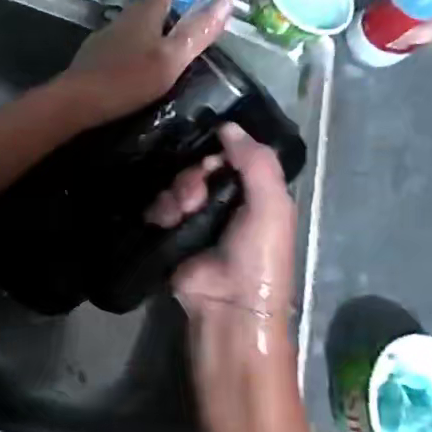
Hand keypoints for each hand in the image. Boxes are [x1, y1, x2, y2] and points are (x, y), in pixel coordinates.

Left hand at [55, 0, 233, 123]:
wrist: (78, 100)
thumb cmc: (129, 79)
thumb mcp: (172, 58)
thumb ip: (198, 32)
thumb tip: (226, 2)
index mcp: (145, 14)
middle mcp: (123, 18)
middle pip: (147, 5)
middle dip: (164, 6)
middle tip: (182, 13)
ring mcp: (105, 36)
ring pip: (131, 24)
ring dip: (146, 26)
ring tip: (161, 37)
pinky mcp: (93, 56)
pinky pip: (119, 43)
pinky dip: (131, 45)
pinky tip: (134, 59)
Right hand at [148, 122, 296, 328]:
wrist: (228, 305)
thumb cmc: (258, 255)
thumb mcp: (272, 205)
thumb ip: (256, 161)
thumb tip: (228, 126)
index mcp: (254, 192)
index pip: (230, 155)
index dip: (219, 153)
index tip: (213, 162)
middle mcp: (225, 201)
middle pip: (199, 167)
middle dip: (194, 176)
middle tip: (195, 198)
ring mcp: (196, 217)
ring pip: (177, 183)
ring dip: (176, 193)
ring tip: (181, 212)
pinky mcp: (172, 231)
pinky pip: (159, 204)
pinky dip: (160, 208)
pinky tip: (165, 220)